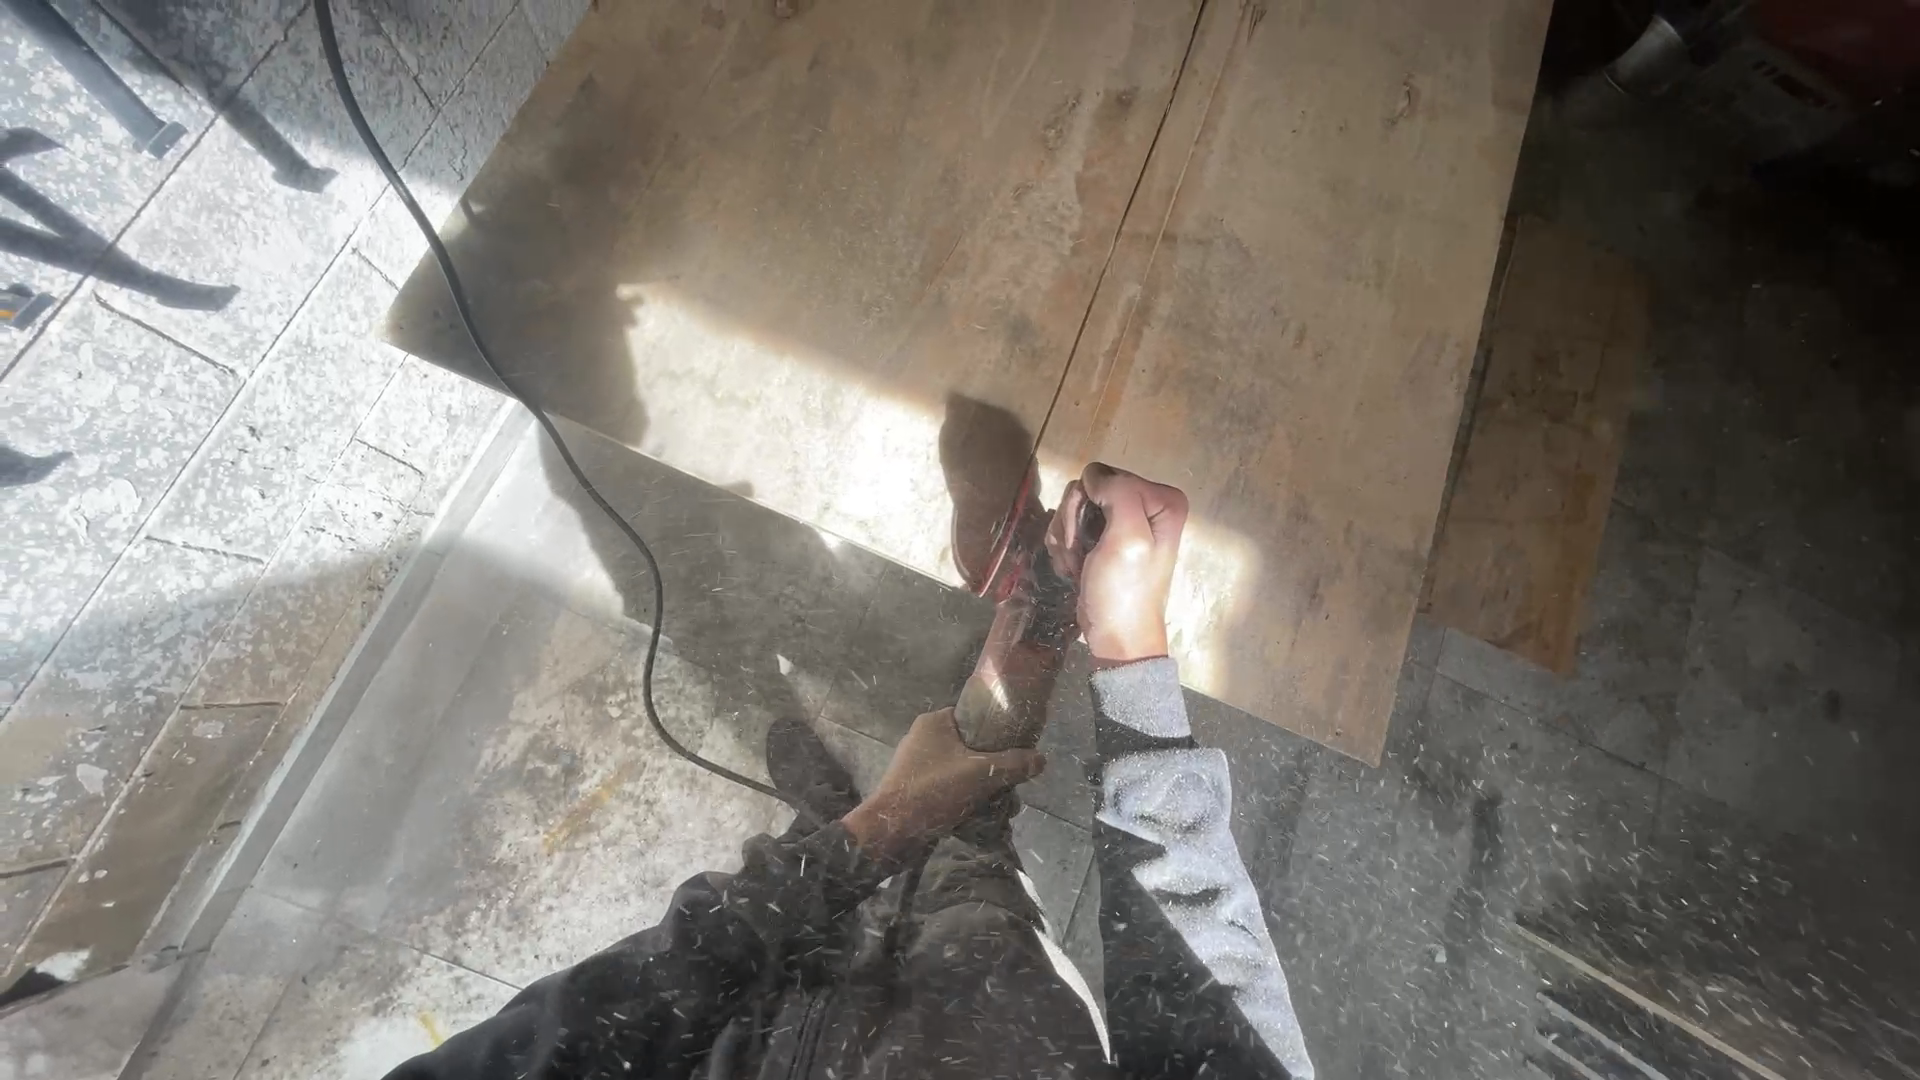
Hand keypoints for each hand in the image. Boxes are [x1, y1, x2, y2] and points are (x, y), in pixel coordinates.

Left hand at [841, 709, 1045, 862]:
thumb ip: (1014, 764)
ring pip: (961, 772)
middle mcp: (923, 738)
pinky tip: (980, 821)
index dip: (996, 732)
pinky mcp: (913, 789)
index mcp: (935, 723)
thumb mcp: (981, 775)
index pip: (973, 717)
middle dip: (994, 771)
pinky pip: (948, 790)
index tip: (1015, 751)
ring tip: (1002, 811)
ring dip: (982, 790)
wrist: (890, 832)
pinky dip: (964, 802)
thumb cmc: (934, 791)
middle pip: (971, 748)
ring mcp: (917, 765)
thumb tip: (1041, 759)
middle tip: (1011, 790)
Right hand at [1045, 462, 1188, 665]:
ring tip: (1080, 566)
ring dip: (1067, 540)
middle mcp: (1144, 504)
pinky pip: (1068, 528)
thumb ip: (1118, 493)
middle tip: (1083, 555)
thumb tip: (1093, 474)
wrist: (1116, 637)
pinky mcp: (1102, 539)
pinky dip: (1065, 550)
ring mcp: (1121, 522)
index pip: (1104, 475)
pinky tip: (1076, 569)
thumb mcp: (1129, 538)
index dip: (1089, 504)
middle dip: (1074, 524)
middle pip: (1086, 491)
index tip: (1093, 540)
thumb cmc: (1124, 590)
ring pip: (1072, 510)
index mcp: (1162, 499)